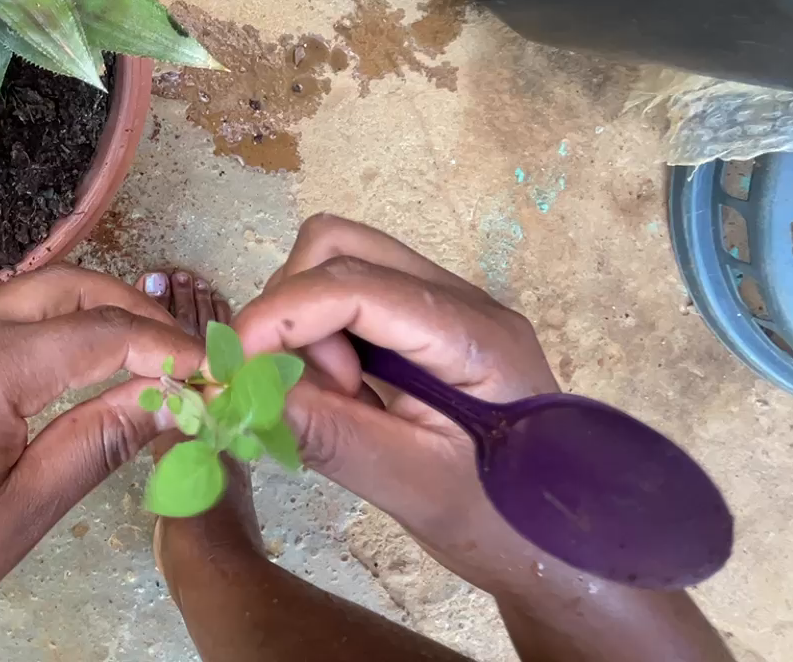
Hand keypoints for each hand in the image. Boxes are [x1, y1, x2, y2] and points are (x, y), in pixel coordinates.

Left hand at [0, 265, 204, 661]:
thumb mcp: (22, 511)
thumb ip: (97, 439)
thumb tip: (169, 399)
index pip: (98, 332)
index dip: (163, 347)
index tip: (214, 368)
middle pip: (60, 286)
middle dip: (127, 305)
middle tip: (178, 350)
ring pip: (21, 296)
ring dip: (83, 310)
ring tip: (135, 354)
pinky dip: (39, 328)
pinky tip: (64, 363)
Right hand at [232, 216, 732, 661]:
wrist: (559, 546)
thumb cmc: (501, 525)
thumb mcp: (414, 491)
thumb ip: (329, 435)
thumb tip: (237, 388)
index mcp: (471, 334)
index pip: (352, 285)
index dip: (279, 314)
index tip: (232, 364)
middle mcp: (454, 296)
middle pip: (336, 246)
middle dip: (290, 305)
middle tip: (302, 381)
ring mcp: (437, 300)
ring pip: (333, 260)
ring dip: (301, 316)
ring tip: (331, 390)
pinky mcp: (417, 318)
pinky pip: (340, 291)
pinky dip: (314, 328)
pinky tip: (339, 386)